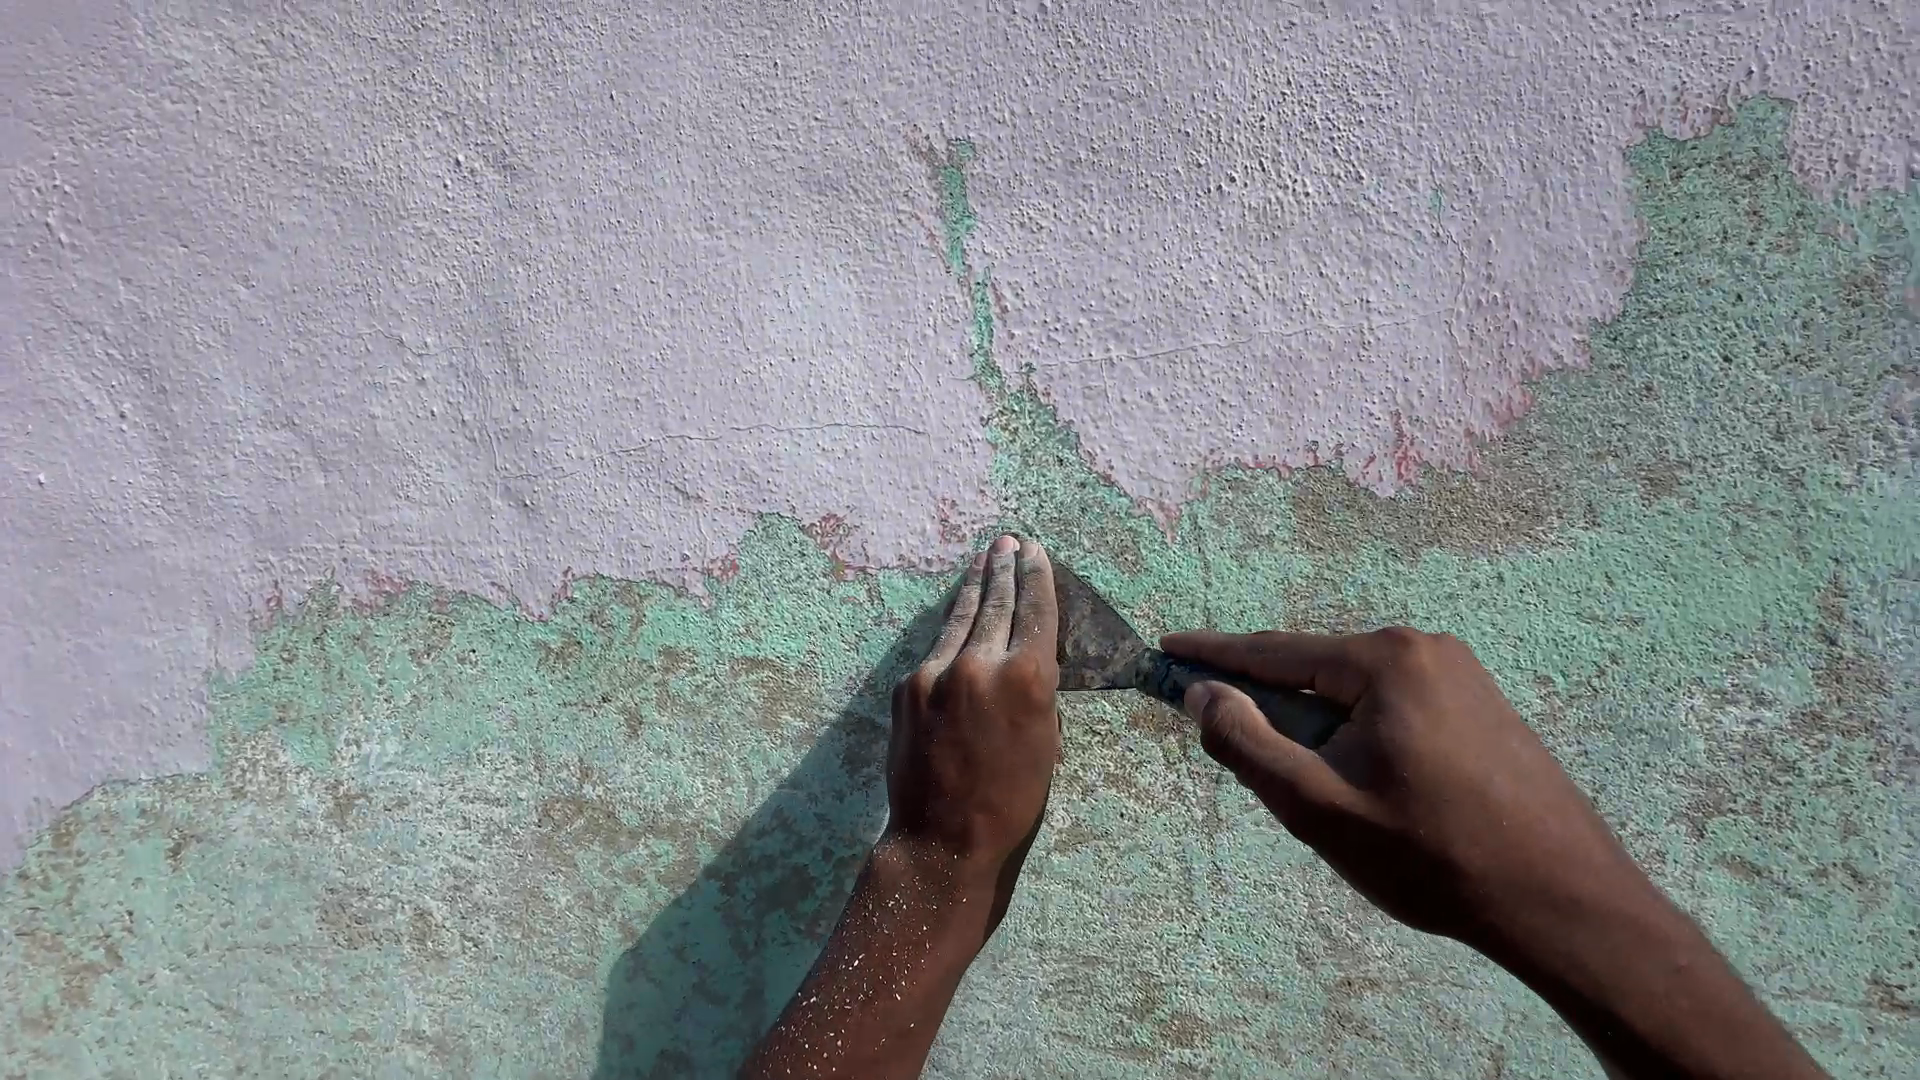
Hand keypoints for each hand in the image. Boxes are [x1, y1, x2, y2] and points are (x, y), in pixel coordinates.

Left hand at [740, 537, 1059, 1079]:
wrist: (942, 836)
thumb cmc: (1011, 798)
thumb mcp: (1045, 739)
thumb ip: (1035, 685)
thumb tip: (1028, 648)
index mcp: (1025, 678)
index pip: (1034, 611)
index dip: (1037, 577)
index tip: (1035, 551)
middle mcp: (979, 664)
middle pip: (995, 603)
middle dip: (1005, 569)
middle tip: (1009, 541)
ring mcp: (936, 672)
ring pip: (960, 617)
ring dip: (974, 585)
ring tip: (985, 558)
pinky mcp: (908, 685)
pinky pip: (937, 645)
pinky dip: (952, 625)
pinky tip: (958, 609)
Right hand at [1163, 627, 1827, 1079]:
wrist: (1570, 908)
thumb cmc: (1429, 855)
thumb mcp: (1314, 805)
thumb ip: (1245, 742)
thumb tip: (1201, 693)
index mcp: (1383, 660)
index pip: (1273, 651)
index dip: (1213, 653)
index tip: (1169, 645)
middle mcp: (1423, 648)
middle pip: (1314, 668)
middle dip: (1267, 697)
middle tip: (1229, 732)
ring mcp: (1459, 672)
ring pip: (1351, 687)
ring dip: (1312, 719)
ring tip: (1304, 774)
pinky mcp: (1480, 702)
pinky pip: (1389, 701)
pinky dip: (1352, 725)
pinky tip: (1356, 772)